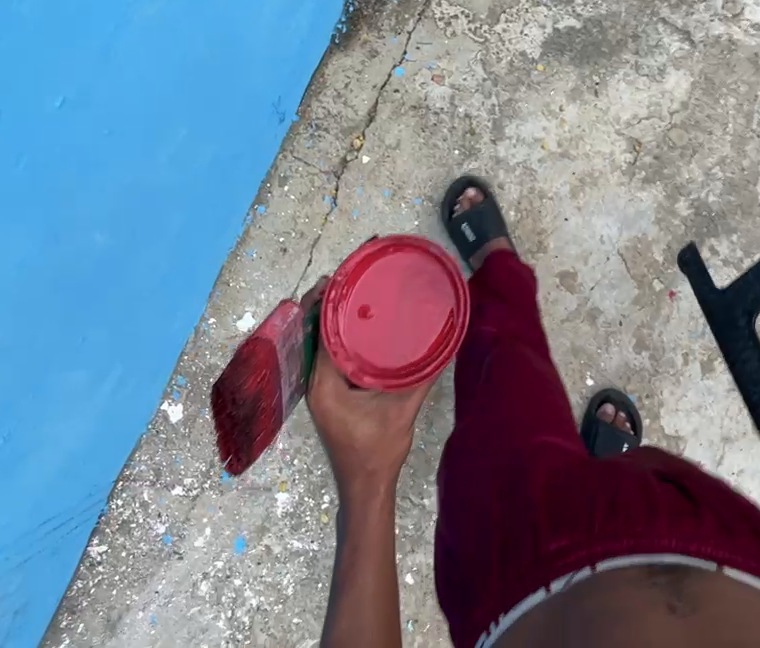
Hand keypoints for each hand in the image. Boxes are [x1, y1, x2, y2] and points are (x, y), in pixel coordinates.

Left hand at [302, 279, 433, 502]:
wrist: (366, 487)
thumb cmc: (380, 451)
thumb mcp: (403, 410)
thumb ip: (423, 375)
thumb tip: (445, 341)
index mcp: (324, 384)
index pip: (319, 331)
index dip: (328, 301)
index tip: (342, 275)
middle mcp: (315, 382)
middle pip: (314, 331)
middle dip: (327, 301)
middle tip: (349, 273)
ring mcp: (319, 387)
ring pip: (319, 341)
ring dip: (330, 316)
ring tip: (351, 289)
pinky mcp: (328, 392)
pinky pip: (327, 354)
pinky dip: (337, 334)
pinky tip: (357, 321)